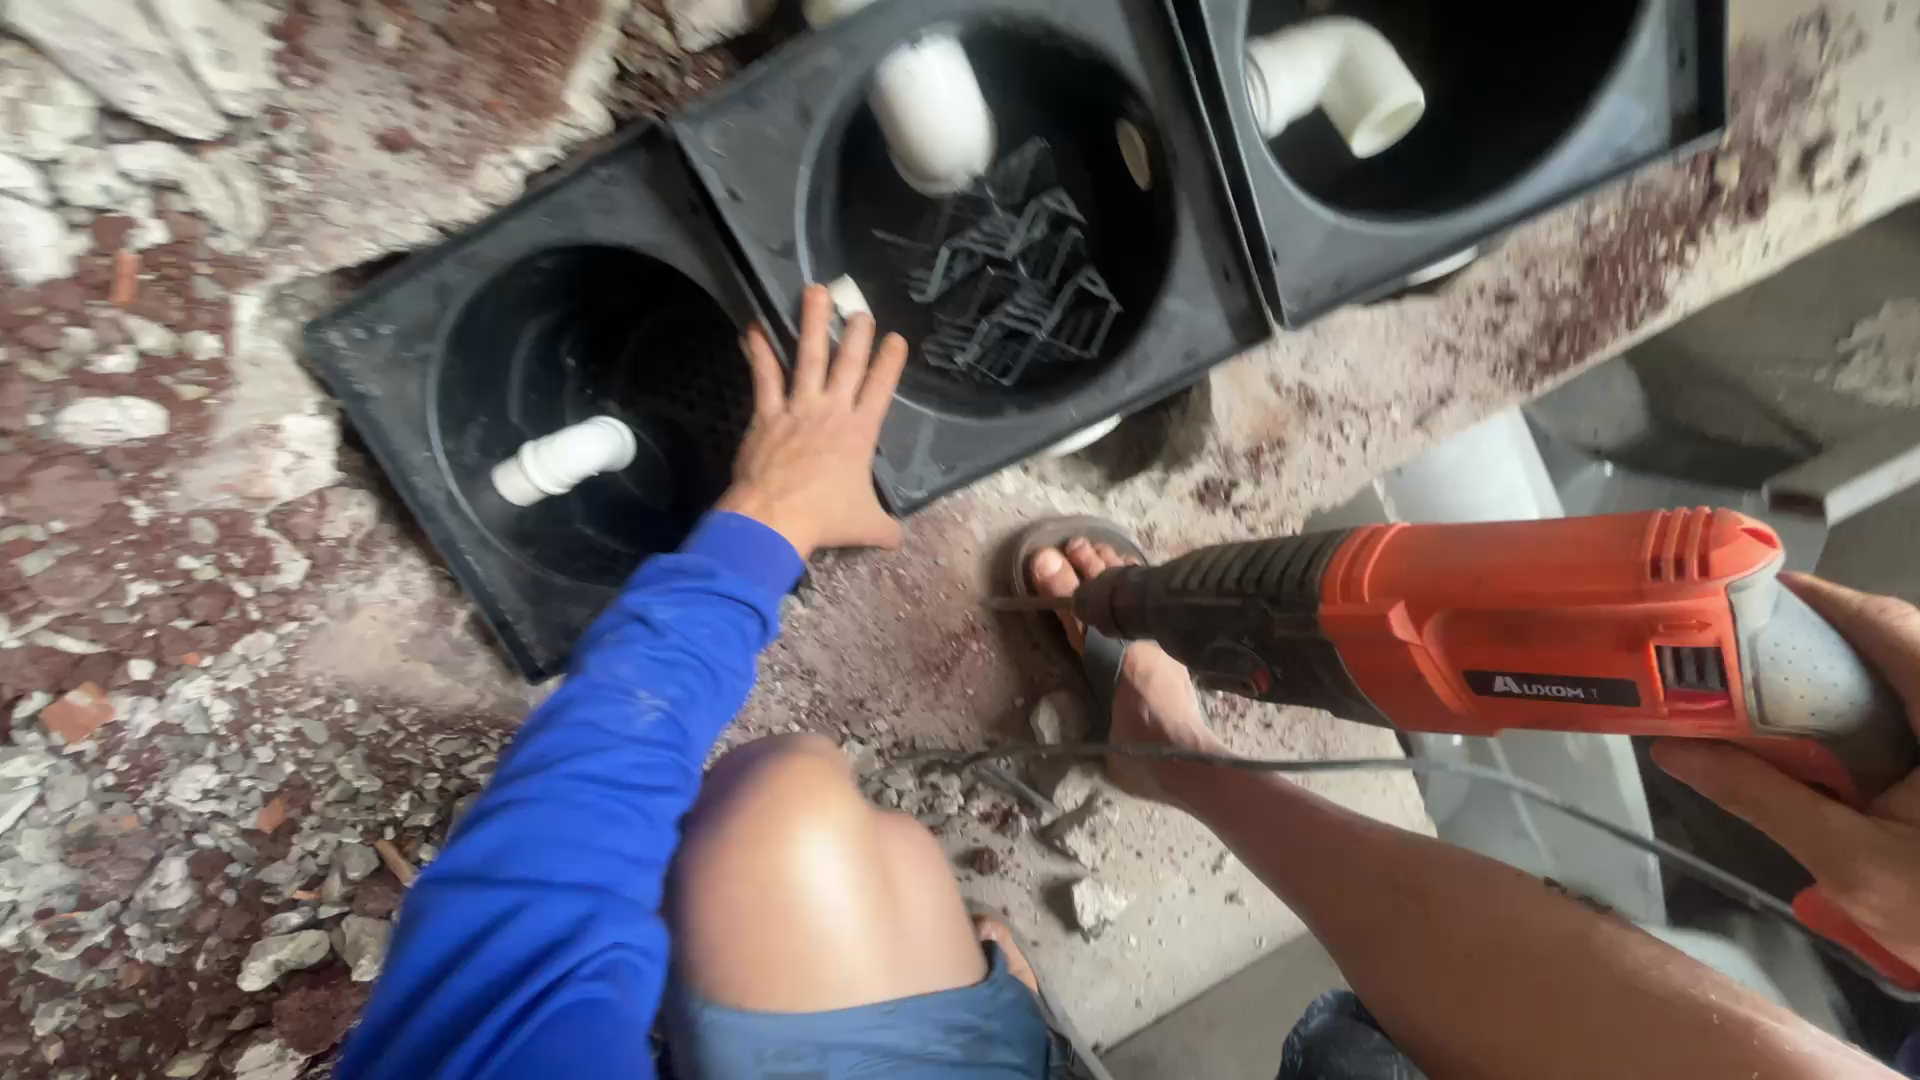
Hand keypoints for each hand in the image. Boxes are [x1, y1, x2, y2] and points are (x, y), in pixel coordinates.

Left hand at [716, 285, 907, 559]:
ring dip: (812, 323)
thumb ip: (886, 528)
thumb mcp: (867, 525)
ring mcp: (798, 408)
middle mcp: (833, 411)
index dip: (891, 362)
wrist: (777, 518)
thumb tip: (899, 539)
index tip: (897, 339)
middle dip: (857, 334)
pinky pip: (764, 377)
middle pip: (848, 363)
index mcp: (861, 432)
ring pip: (808, 357)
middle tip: (860, 308)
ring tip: (814, 292)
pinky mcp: (767, 414)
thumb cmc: (826, 518)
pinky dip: (759, 351)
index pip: (882, 388)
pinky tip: (753, 327)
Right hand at [1653, 573, 1919, 970]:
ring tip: (1765, 676)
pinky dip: (1869, 703)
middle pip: (1905, 641)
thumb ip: (1759, 796)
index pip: (1895, 627)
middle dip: (1820, 631)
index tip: (1747, 589)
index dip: (1821, 599)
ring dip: (1842, 669)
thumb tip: (1670, 749)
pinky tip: (1825, 727)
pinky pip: (1915, 710)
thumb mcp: (1852, 861)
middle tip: (1738, 637)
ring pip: (1911, 676)